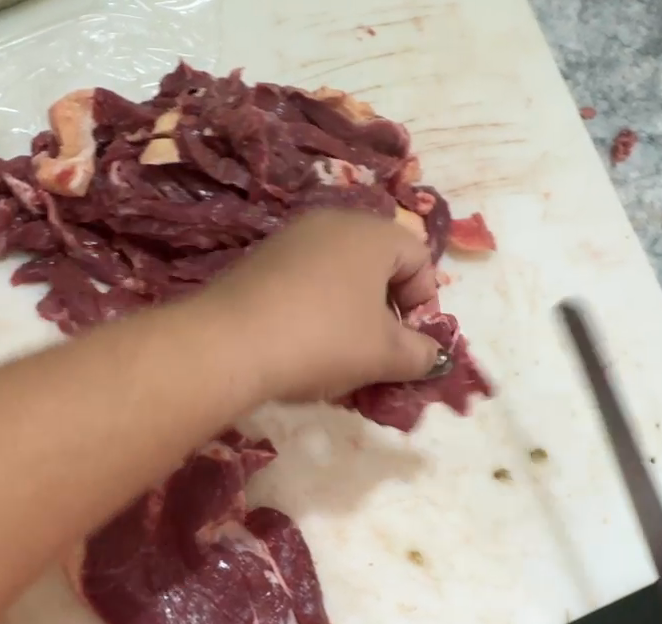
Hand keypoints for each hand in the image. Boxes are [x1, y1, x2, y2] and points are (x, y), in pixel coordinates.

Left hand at [189, 210, 444, 401]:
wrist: (228, 345)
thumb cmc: (322, 340)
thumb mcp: (382, 355)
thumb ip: (419, 354)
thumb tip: (433, 355)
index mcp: (372, 233)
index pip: (419, 258)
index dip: (425, 304)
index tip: (412, 345)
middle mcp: (331, 223)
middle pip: (375, 266)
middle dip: (384, 314)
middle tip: (377, 356)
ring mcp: (288, 241)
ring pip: (336, 279)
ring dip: (347, 318)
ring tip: (337, 361)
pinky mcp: (256, 265)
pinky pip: (300, 287)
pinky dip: (311, 315)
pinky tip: (299, 350)